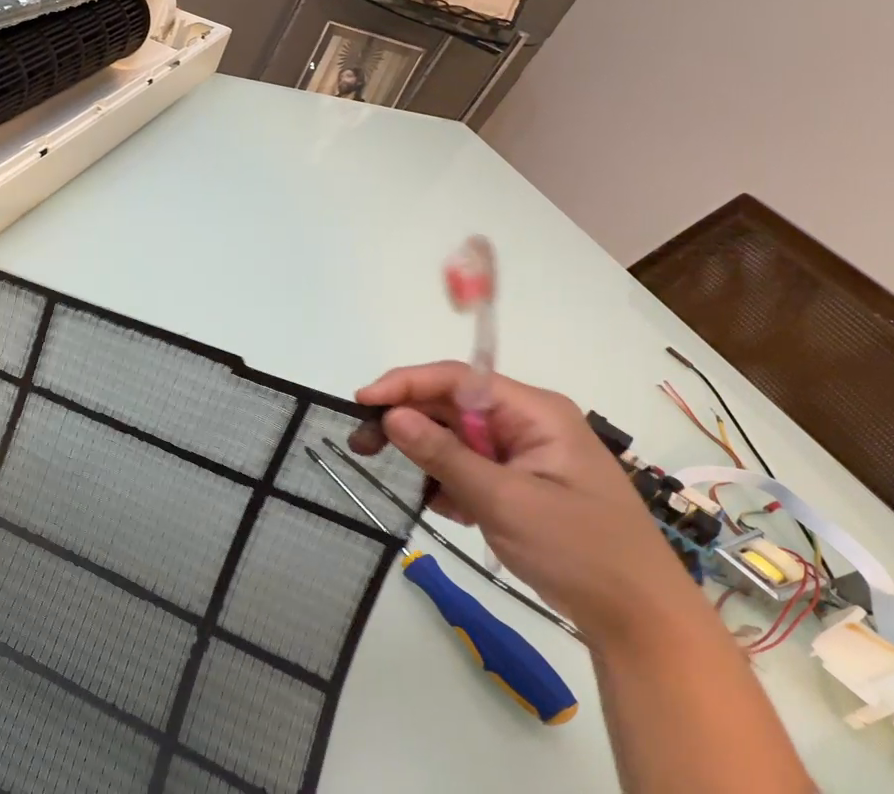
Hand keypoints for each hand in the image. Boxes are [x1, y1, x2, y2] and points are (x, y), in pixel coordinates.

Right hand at [350, 362, 698, 641]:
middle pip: (449, 406)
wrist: (638, 619)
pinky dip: (444, 483)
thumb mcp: (504, 501)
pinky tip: (443, 509)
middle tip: (360, 446)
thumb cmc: (579, 551)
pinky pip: (464, 468)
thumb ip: (444, 455)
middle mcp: (527, 424)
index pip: (457, 380)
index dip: (404, 385)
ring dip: (423, 457)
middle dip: (405, 422)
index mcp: (535, 414)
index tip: (360, 404)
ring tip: (401, 483)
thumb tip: (391, 415)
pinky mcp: (516, 484)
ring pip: (452, 438)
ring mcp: (522, 455)